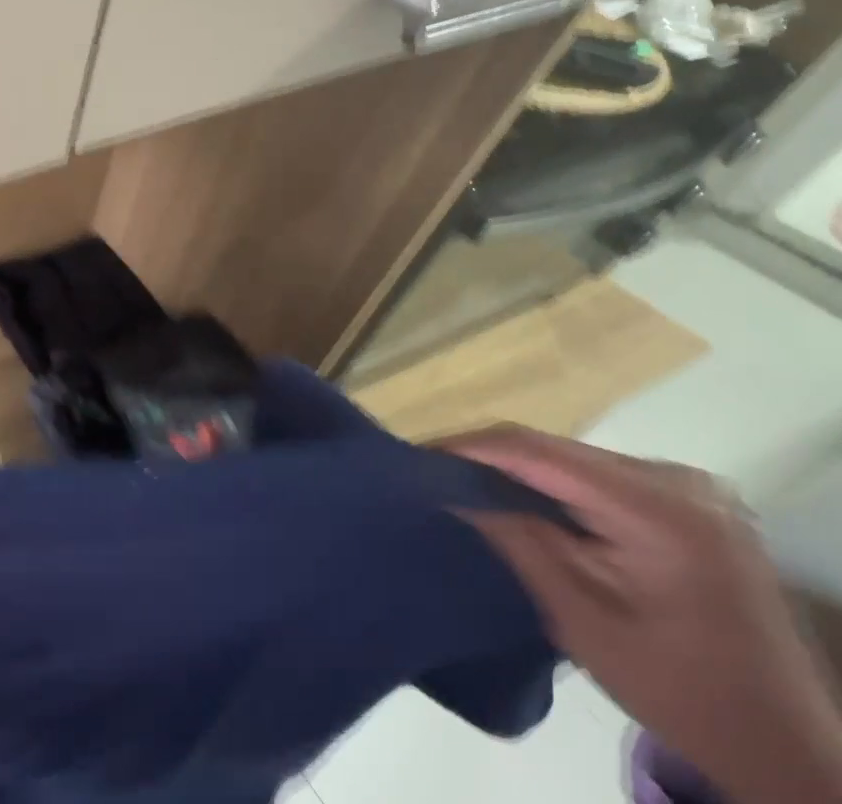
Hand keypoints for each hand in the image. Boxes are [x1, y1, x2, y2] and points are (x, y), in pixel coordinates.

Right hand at [443, 427, 841, 802]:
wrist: (775, 737)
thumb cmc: (672, 684)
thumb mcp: (576, 613)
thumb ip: (515, 538)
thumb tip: (447, 489)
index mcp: (659, 510)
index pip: (537, 451)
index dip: (466, 447)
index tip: (409, 459)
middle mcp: (681, 483)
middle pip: (556, 449)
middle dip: (486, 459)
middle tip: (427, 478)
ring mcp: (692, 492)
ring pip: (573, 460)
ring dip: (516, 472)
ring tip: (459, 489)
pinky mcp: (692, 506)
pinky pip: (599, 478)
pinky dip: (551, 487)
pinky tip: (517, 505)